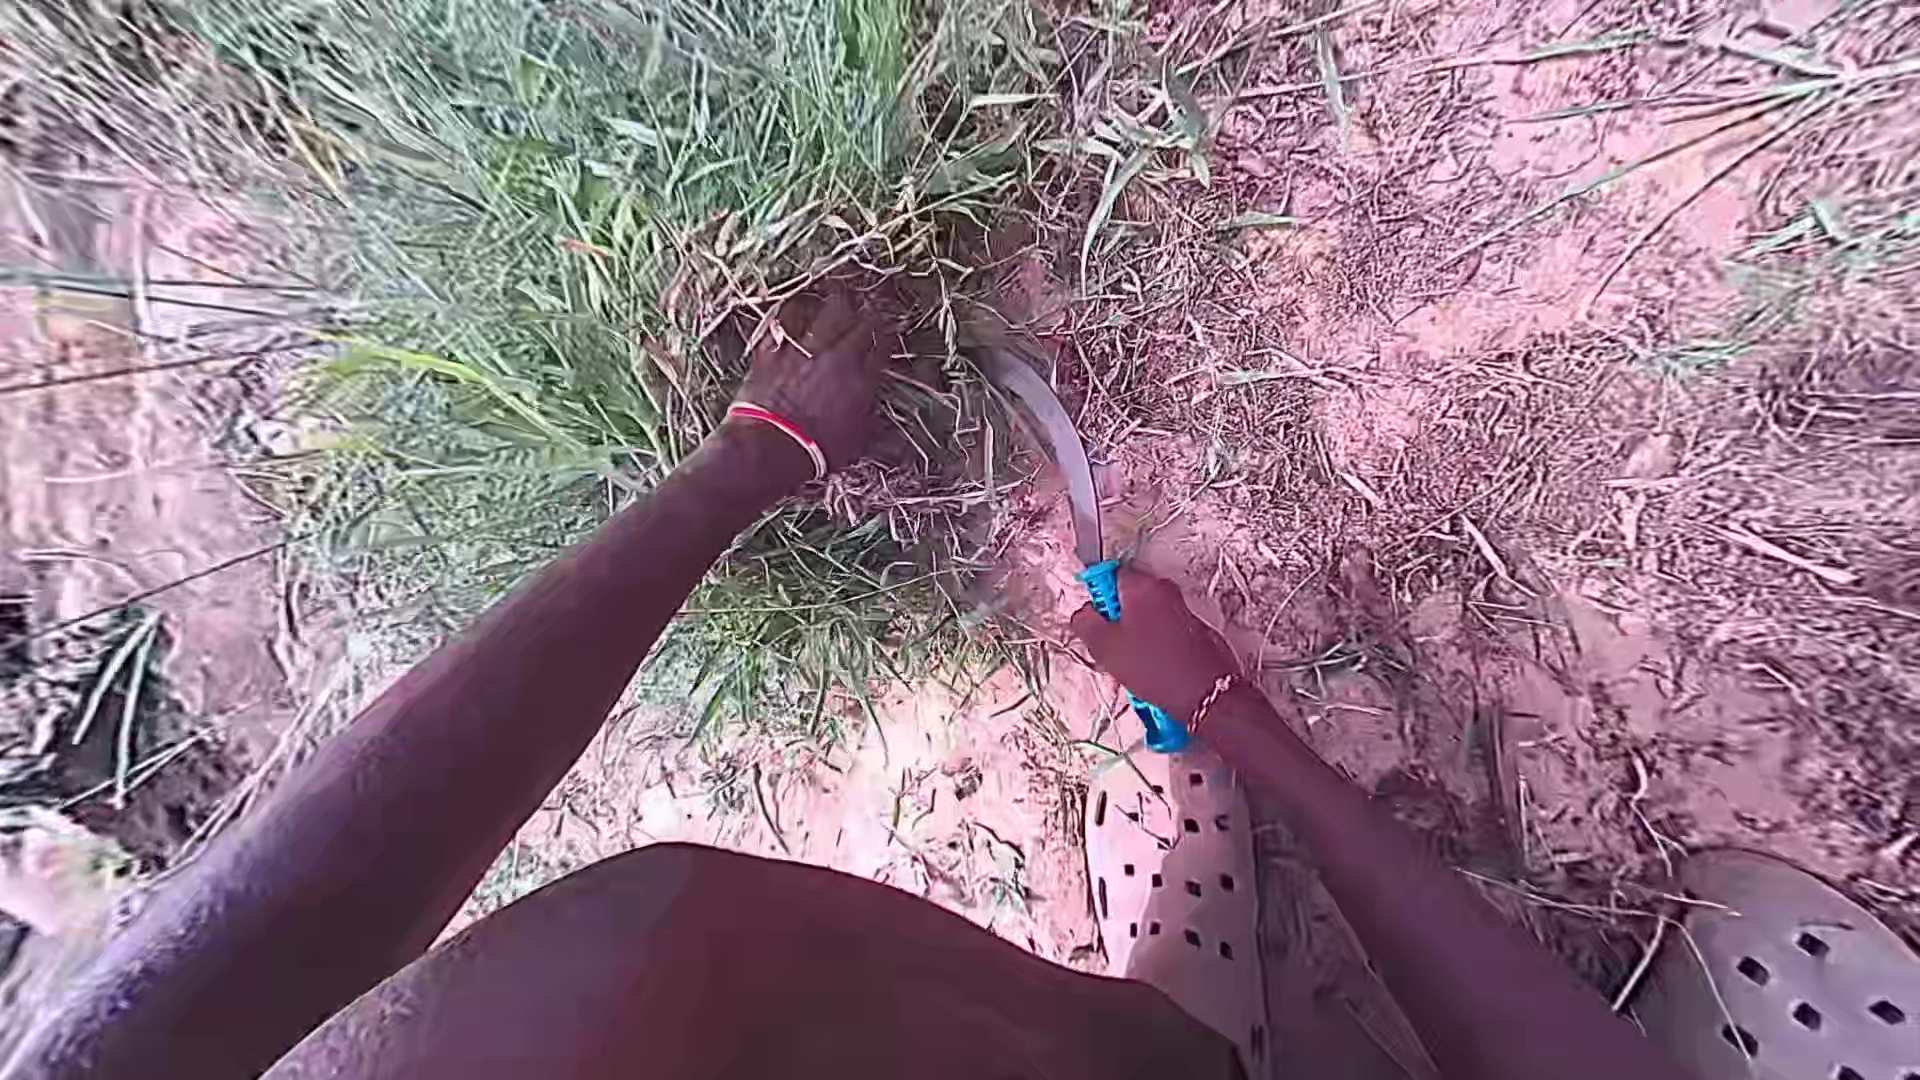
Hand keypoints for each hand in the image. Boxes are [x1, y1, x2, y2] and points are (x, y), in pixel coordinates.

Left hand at [728, 287, 894, 478]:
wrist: (771, 447)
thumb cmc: (816, 451)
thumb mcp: (857, 442)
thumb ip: (872, 419)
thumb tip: (881, 411)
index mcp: (862, 381)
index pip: (883, 348)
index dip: (888, 338)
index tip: (888, 335)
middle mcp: (838, 357)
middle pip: (862, 324)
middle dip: (870, 316)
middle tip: (871, 311)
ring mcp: (805, 348)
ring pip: (829, 311)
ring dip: (838, 302)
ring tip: (841, 296)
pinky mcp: (776, 347)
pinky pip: (787, 317)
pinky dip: (796, 309)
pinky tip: (799, 305)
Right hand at [1069, 567, 1241, 720]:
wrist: (1204, 696)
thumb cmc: (1156, 668)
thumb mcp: (1104, 646)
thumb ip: (1085, 621)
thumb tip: (1082, 613)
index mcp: (1143, 586)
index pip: (1110, 571)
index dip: (1097, 594)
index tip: (1094, 615)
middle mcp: (1166, 591)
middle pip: (1128, 593)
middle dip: (1114, 615)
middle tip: (1108, 640)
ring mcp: (1183, 610)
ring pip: (1145, 613)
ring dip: (1133, 630)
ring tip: (1128, 658)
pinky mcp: (1195, 630)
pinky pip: (1163, 628)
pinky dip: (1152, 641)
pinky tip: (1148, 666)